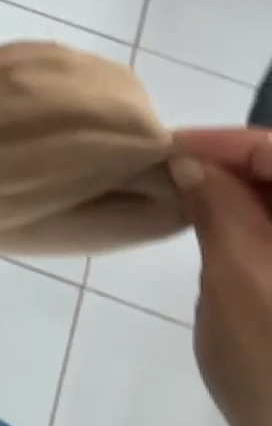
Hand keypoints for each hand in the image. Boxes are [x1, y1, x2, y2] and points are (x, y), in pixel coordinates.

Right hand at [173, 128, 271, 425]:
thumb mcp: (239, 281)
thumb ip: (221, 211)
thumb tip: (190, 161)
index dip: (233, 143)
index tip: (164, 148)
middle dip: (242, 161)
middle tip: (170, 167)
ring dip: (253, 187)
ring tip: (191, 190)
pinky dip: (266, 215)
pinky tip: (228, 222)